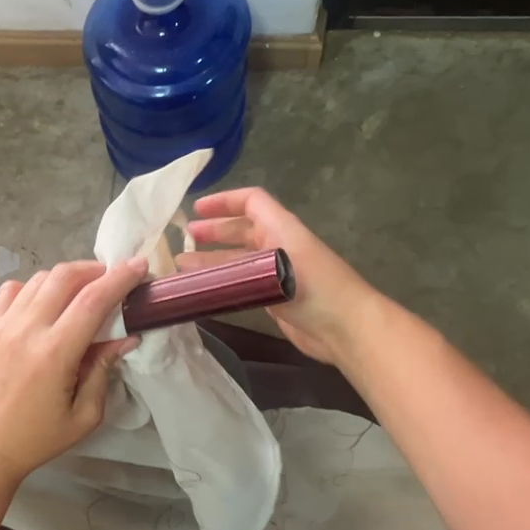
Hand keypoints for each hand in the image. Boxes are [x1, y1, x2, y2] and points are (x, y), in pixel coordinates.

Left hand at [0, 258, 147, 483]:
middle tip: (111, 279)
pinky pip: (11, 290)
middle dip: (94, 270)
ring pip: (38, 279)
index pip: (93, 300)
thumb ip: (103, 371)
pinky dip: (33, 287)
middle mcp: (26, 329)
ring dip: (65, 277)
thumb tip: (126, 338)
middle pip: (65, 277)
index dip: (120, 278)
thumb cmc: (37, 439)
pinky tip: (43, 303)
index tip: (139, 266)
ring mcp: (1, 325)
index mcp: (54, 353)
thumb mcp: (84, 416)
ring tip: (81, 291)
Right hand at [178, 187, 372, 363]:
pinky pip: (242, 283)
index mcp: (282, 229)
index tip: (197, 208)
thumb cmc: (315, 288)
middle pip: (242, 230)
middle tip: (185, 238)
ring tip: (183, 267)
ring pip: (238, 260)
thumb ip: (239, 265)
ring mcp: (276, 273)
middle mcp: (278, 246)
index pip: (251, 202)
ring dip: (212, 260)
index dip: (224, 201)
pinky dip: (222, 283)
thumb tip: (195, 270)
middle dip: (214, 231)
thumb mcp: (277, 264)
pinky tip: (204, 290)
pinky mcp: (274, 298)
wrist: (346, 327)